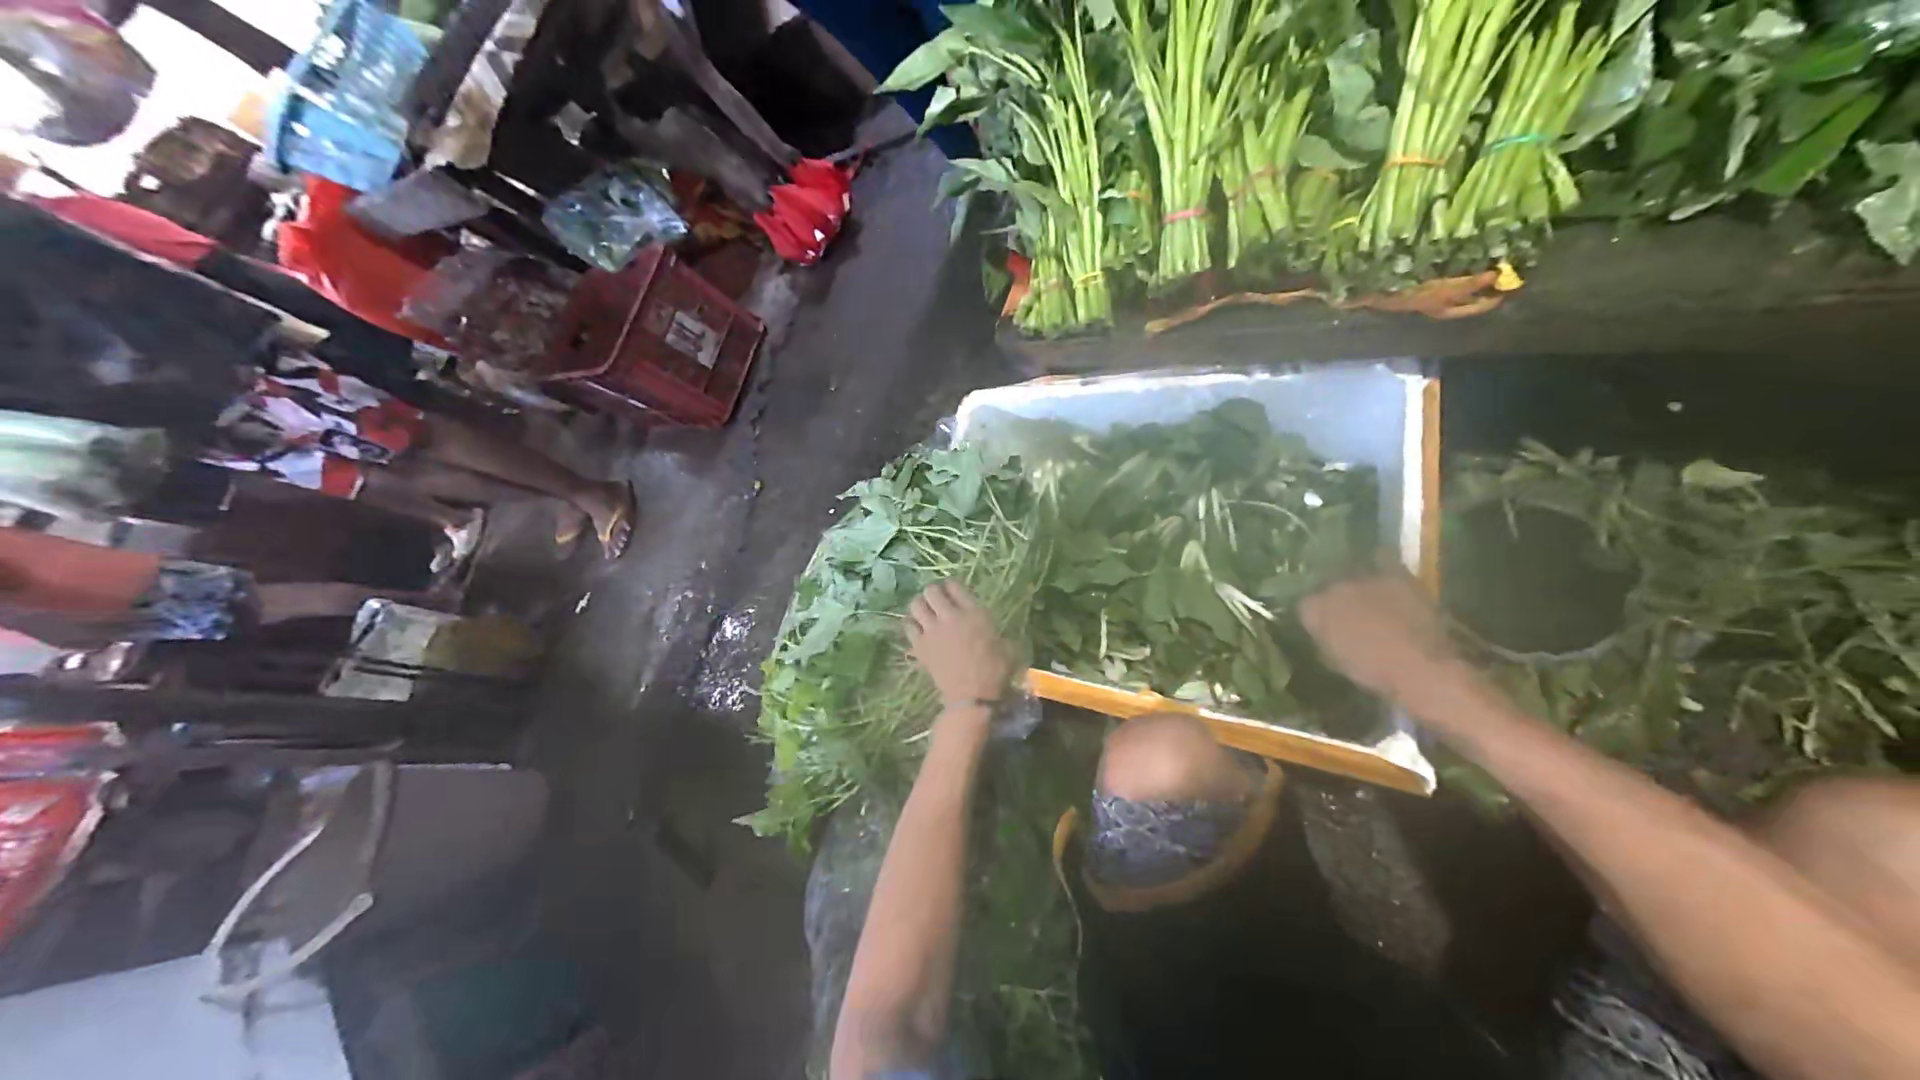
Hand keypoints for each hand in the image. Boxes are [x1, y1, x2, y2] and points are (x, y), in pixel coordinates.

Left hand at [906, 581, 1012, 708]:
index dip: (952, 586)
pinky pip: (908, 626)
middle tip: (937, 600)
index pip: (954, 585)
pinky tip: (919, 629)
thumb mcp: (1008, 647)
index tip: (953, 591)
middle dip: (933, 592)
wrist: (972, 696)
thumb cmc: (994, 672)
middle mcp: (949, 616)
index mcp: (973, 612)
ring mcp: (932, 630)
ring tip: (925, 611)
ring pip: (916, 604)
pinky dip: (912, 624)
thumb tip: (1000, 636)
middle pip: (931, 590)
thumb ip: (1001, 635)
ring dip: (920, 605)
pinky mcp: (920, 646)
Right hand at [1299, 571, 1469, 709]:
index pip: (1305, 606)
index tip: (1325, 628)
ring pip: (1353, 571)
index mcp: (1313, 610)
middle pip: (1329, 586)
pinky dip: (1381, 562)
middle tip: (1348, 612)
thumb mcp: (1334, 661)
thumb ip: (1324, 639)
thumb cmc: (1373, 671)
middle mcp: (1333, 587)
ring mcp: (1364, 578)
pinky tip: (1385, 573)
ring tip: (1368, 593)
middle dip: (1335, 597)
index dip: (1316, 617)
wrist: (1419, 666)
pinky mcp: (1395, 574)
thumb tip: (1325, 631)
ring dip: (1357, 581)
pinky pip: (1382, 558)